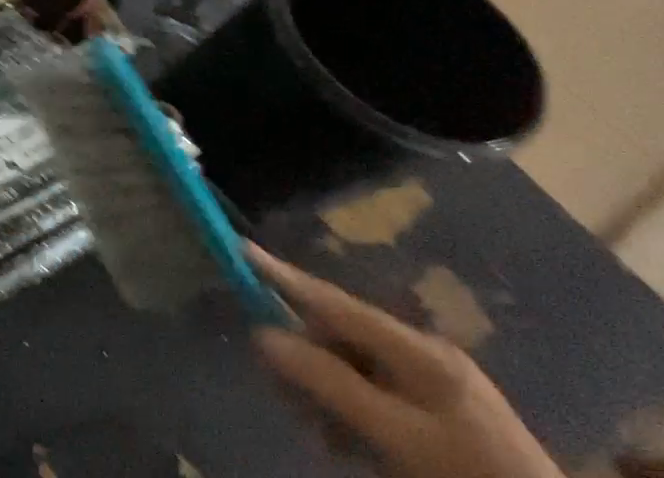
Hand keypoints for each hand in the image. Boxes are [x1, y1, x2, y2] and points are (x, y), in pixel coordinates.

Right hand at [247, 243, 561, 477]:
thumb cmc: (465, 471)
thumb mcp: (395, 432)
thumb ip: (330, 382)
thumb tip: (263, 333)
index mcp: (417, 349)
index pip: (334, 301)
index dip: (282, 275)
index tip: (238, 247)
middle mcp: (420, 352)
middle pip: (336, 337)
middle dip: (303, 363)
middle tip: (286, 400)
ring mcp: (430, 380)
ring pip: (347, 368)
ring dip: (323, 397)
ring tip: (326, 438)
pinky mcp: (433, 408)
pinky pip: (369, 393)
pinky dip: (348, 414)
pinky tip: (350, 446)